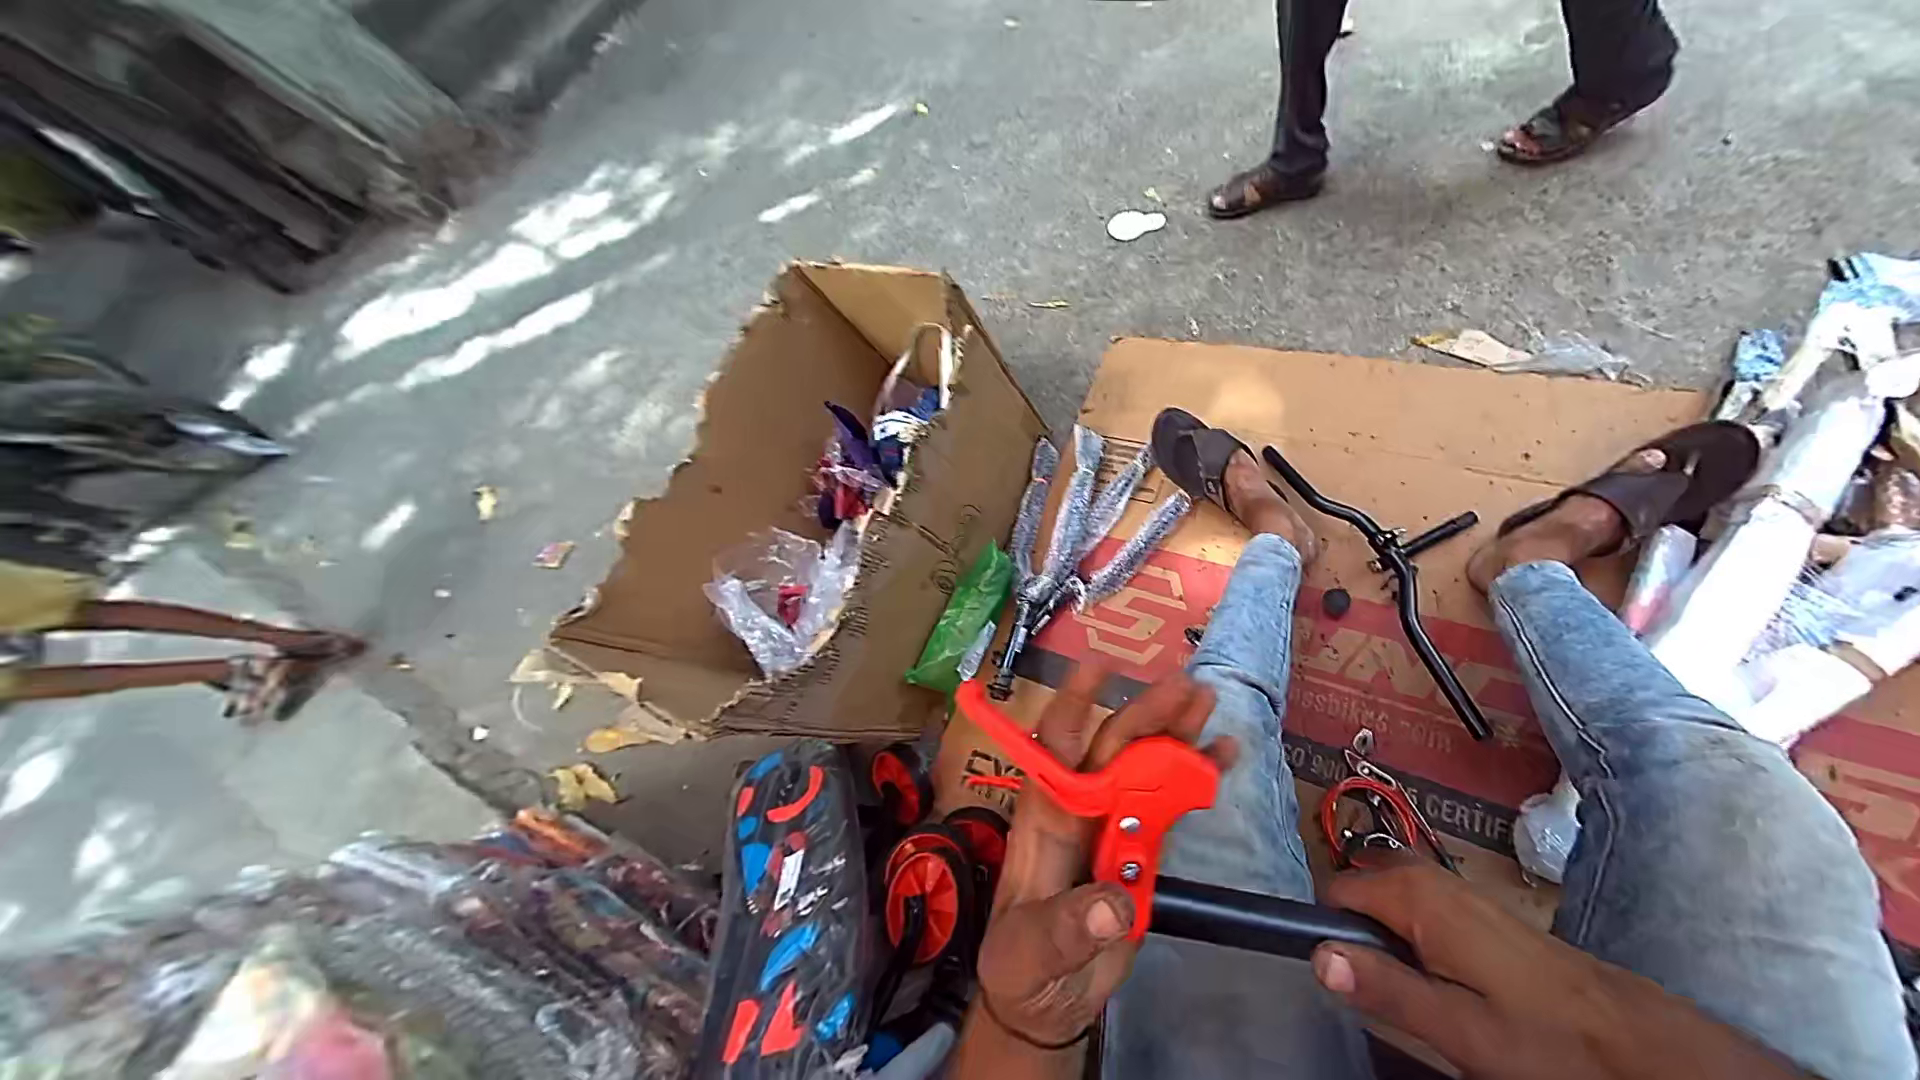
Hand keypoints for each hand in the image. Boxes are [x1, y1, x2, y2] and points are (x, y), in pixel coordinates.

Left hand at [968, 666, 1232, 1047]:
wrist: (1046, 998)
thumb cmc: (1021, 963)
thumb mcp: (1030, 950)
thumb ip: (1067, 928)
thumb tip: (1111, 905)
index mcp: (1044, 815)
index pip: (1056, 748)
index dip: (1074, 706)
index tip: (1097, 669)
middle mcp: (1080, 807)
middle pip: (1113, 748)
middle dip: (1145, 713)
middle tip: (1185, 684)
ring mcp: (1114, 824)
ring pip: (1146, 766)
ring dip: (1175, 733)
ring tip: (1206, 701)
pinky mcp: (1142, 847)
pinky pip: (1170, 804)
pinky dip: (1196, 778)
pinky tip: (1222, 754)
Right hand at [1311, 863, 1810, 1078]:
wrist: (1639, 1040)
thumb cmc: (1545, 1036)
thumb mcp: (1460, 1029)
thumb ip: (1385, 988)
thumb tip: (1317, 956)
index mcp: (1411, 893)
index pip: (1332, 893)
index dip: (1333, 934)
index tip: (1360, 980)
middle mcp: (1423, 872)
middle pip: (1356, 888)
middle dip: (1360, 931)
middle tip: (1395, 987)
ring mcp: (1449, 883)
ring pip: (1384, 895)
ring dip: (1385, 935)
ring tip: (1420, 984)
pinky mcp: (1469, 901)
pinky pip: (1412, 902)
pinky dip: (1410, 933)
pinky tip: (1445, 975)